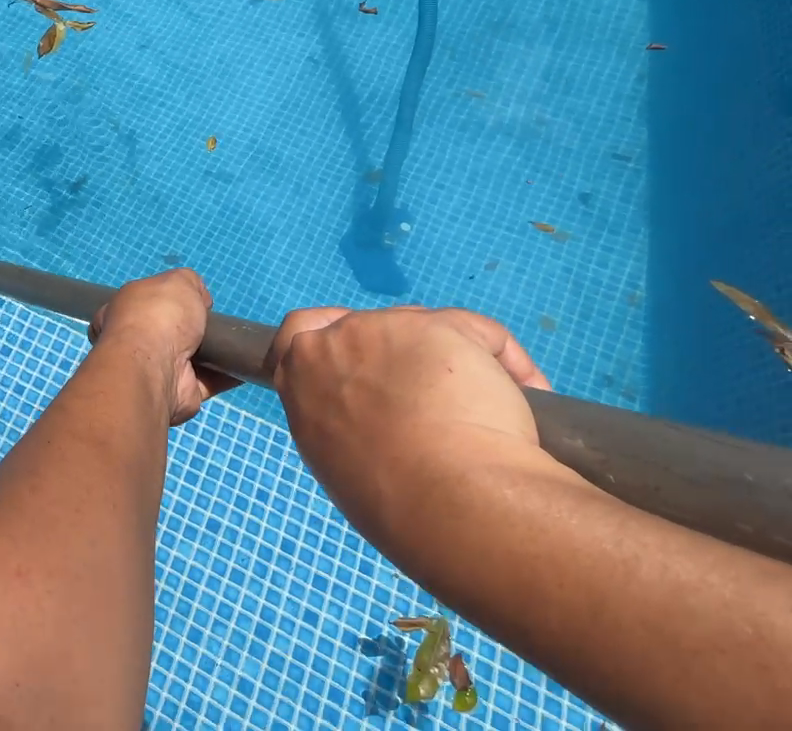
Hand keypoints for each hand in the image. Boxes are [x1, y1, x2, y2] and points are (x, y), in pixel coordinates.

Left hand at [88, 269, 237, 424]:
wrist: (157, 366)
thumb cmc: (160, 315)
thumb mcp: (176, 281)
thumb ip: (188, 282)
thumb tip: (199, 298)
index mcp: (122, 311)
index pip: (141, 303)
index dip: (164, 299)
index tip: (190, 300)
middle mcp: (133, 340)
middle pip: (167, 331)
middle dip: (191, 328)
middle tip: (213, 323)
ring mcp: (155, 368)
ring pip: (188, 357)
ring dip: (212, 352)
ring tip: (234, 342)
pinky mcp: (180, 391)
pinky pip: (209, 380)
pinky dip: (227, 374)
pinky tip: (247, 365)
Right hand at [266, 306, 555, 551]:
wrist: (444, 497)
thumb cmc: (388, 500)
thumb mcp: (339, 462)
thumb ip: (343, 424)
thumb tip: (385, 424)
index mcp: (298, 381)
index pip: (298, 334)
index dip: (330, 338)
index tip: (363, 361)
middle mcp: (330, 344)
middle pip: (368, 327)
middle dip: (401, 350)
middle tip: (435, 395)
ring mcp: (380, 328)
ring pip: (424, 328)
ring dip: (453, 358)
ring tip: (490, 411)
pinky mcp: (438, 327)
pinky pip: (480, 334)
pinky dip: (507, 362)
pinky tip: (529, 396)